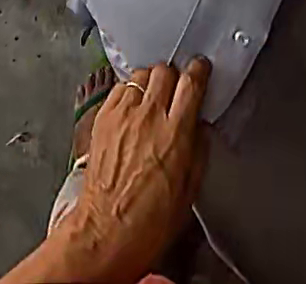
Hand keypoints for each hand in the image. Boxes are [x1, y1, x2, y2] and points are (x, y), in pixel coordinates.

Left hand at [52, 58, 210, 282]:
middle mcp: (149, 117)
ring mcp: (124, 115)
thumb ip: (200, 149)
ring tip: (152, 98)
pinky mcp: (103, 119)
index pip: (191, 81)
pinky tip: (132, 107)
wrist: (104, 235)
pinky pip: (121, 88)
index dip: (199, 70)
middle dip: (174, 76)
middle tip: (176, 89)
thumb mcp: (190, 189)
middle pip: (165, 70)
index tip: (201, 70)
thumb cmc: (148, 221)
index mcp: (176, 133)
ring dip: (151, 82)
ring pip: (142, 74)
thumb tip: (201, 126)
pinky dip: (130, 91)